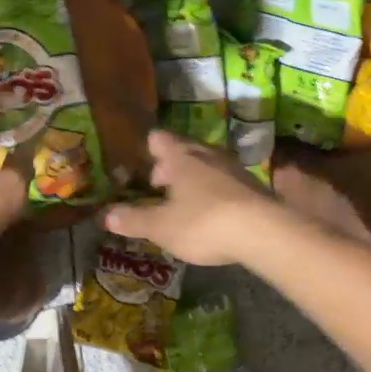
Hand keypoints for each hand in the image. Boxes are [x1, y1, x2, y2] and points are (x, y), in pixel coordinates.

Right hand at [102, 130, 284, 265]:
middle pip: (185, 149)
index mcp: (181, 157)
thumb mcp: (162, 227)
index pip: (160, 139)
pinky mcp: (254, 186)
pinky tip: (214, 211)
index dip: (150, 148)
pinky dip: (216, 190)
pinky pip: (227, 180)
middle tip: (160, 184)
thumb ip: (134, 220)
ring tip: (185, 199)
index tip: (144, 160)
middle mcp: (207, 154)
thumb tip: (106, 215)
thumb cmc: (203, 223)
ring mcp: (234, 168)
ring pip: (208, 164)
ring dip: (195, 177)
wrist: (263, 231)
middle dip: (172, 164)